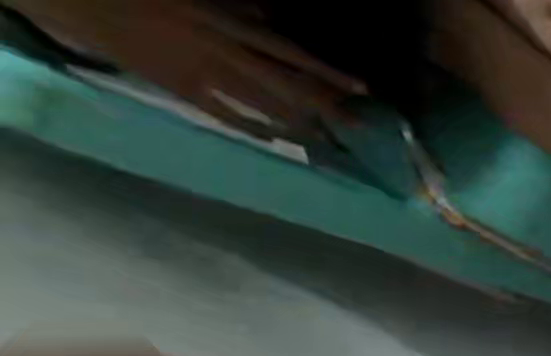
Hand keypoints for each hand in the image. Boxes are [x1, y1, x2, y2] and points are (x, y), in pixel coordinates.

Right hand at [18, 0, 366, 137]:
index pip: (287, 51)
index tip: (362, 88)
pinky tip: (279, 141)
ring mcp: (201, 71)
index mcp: (221, 22)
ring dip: (300, 124)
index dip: (327, 71)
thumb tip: (267, 10)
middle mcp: (219, 49)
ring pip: (264, 104)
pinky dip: (255, 129)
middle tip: (360, 126)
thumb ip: (231, 6)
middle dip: (326, 107)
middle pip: (286, 84)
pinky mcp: (181, 88)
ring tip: (330, 141)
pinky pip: (227, 115)